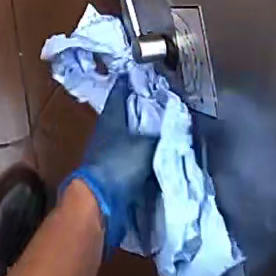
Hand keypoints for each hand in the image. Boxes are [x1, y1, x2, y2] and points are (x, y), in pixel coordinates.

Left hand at [61, 81, 157, 250]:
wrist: (99, 202)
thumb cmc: (119, 165)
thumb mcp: (146, 145)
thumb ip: (162, 133)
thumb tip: (177, 122)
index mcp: (111, 117)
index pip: (121, 91)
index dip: (131, 81)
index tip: (144, 73)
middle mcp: (107, 131)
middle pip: (126, 113)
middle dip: (142, 107)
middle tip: (163, 100)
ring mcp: (108, 151)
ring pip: (130, 134)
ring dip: (144, 131)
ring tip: (165, 126)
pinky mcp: (112, 170)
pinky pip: (132, 154)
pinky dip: (143, 151)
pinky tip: (157, 152)